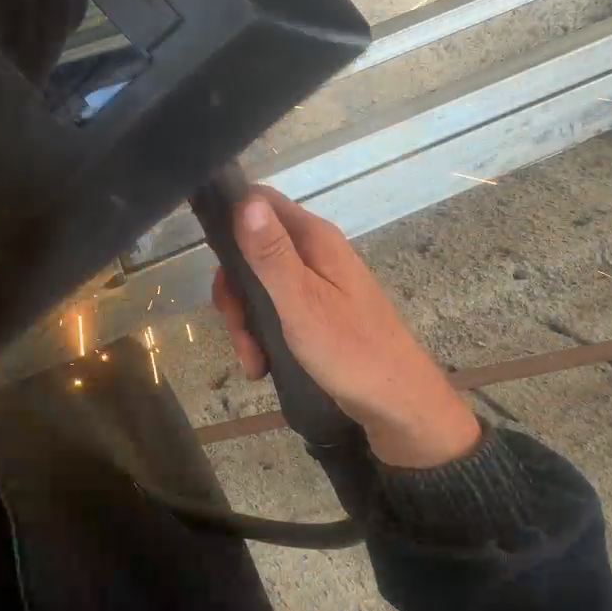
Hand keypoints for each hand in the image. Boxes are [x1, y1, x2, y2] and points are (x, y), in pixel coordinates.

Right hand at [212, 186, 479, 468]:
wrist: (401, 408)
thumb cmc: (351, 351)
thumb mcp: (301, 302)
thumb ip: (271, 253)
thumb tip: (245, 202)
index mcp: (314, 239)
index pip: (260, 201)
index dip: (229, 219)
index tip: (210, 257)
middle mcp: (315, 252)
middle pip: (252, 248)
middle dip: (234, 288)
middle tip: (234, 323)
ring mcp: (317, 282)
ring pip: (259, 283)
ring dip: (245, 319)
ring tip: (251, 356)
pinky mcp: (316, 311)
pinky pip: (275, 309)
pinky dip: (261, 333)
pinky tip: (261, 362)